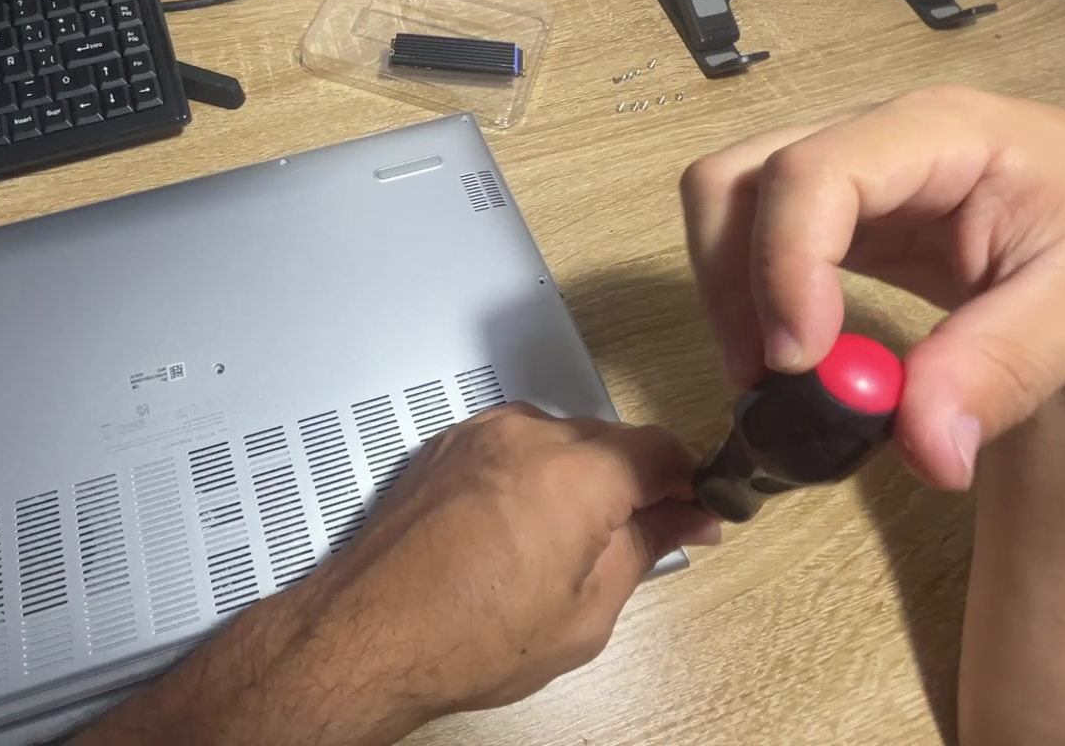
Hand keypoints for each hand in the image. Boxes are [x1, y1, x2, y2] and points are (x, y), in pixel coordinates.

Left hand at [287, 403, 718, 720]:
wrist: (373, 628)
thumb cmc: (474, 635)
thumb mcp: (585, 610)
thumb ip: (645, 546)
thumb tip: (690, 516)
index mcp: (576, 472)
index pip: (661, 449)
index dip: (686, 482)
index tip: (691, 515)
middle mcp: (528, 432)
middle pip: (610, 439)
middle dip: (632, 481)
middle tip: (633, 537)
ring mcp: (482, 429)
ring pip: (560, 436)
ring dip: (578, 473)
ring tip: (560, 538)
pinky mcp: (449, 438)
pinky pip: (512, 439)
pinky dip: (531, 468)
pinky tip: (515, 520)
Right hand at [680, 85, 1064, 489]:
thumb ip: (1004, 372)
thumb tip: (924, 450)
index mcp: (937, 132)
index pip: (810, 173)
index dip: (783, 263)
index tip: (800, 360)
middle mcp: (864, 136)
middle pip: (733, 179)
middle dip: (726, 276)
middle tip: (758, 369)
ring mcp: (836, 168)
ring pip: (721, 203)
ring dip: (724, 289)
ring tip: (763, 369)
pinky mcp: (824, 209)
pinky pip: (745, 234)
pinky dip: (742, 294)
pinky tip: (781, 347)